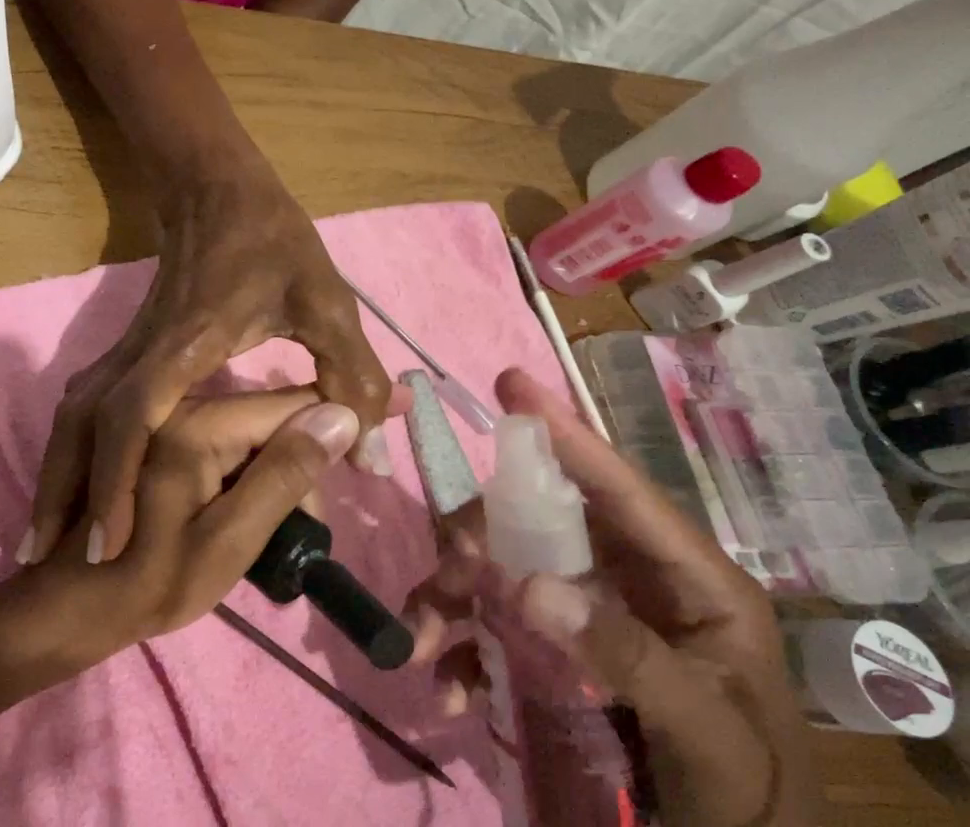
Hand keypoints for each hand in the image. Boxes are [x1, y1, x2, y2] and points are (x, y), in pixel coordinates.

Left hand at [22, 389, 360, 658]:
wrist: (68, 606)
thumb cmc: (149, 584)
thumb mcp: (228, 542)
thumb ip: (282, 477)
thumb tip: (340, 418)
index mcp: (194, 422)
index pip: (290, 406)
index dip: (344, 418)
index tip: (392, 424)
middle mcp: (173, 405)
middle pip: (266, 420)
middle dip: (301, 467)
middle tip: (315, 530)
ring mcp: (157, 422)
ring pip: (243, 434)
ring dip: (274, 477)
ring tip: (288, 531)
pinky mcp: (151, 444)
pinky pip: (216, 445)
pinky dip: (243, 475)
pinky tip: (249, 516)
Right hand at [24, 170, 396, 565]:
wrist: (216, 190)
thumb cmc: (272, 245)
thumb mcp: (326, 303)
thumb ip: (350, 377)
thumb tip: (360, 454)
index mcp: (185, 344)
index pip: (135, 415)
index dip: (117, 479)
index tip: (110, 542)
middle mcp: (138, 354)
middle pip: (82, 426)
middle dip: (64, 494)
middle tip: (48, 561)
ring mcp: (120, 350)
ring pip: (71, 418)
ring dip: (54, 476)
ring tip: (41, 539)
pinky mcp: (119, 352)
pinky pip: (80, 411)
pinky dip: (67, 453)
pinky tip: (67, 488)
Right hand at [402, 369, 817, 826]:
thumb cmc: (747, 790)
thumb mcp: (702, 728)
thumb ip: (624, 654)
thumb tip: (522, 582)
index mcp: (690, 583)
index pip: (623, 494)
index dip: (567, 436)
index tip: (512, 384)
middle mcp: (629, 583)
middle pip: (533, 529)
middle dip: (472, 547)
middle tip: (441, 579)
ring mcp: (586, 615)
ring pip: (495, 572)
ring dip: (448, 602)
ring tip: (422, 648)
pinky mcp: (554, 652)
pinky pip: (488, 627)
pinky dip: (458, 650)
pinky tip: (450, 690)